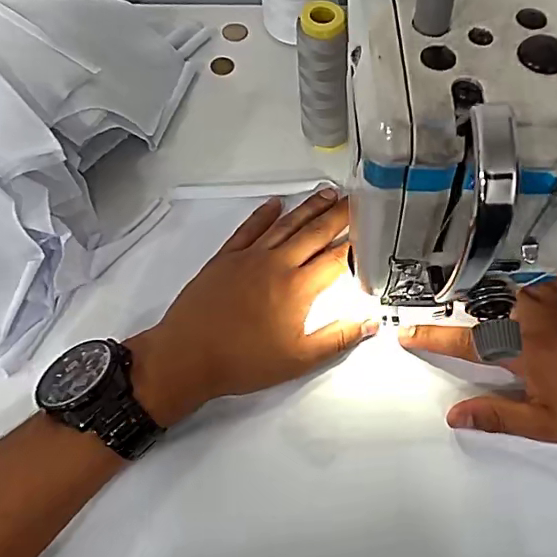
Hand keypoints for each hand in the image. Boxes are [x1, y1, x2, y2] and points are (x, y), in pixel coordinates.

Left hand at [128, 190, 375, 425]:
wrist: (186, 357)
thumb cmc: (240, 361)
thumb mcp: (298, 359)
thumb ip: (338, 338)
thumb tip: (369, 323)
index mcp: (297, 288)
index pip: (336, 259)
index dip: (356, 245)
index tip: (370, 233)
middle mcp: (276, 265)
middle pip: (315, 232)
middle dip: (338, 215)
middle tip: (355, 201)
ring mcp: (249, 257)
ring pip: (286, 225)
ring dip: (308, 208)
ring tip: (326, 194)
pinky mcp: (225, 258)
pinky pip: (249, 229)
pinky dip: (263, 215)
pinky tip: (274, 205)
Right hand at [398, 276, 556, 448]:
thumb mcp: (545, 424)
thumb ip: (496, 416)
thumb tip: (455, 415)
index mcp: (523, 348)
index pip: (465, 341)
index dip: (432, 338)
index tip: (407, 334)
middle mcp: (536, 317)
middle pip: (484, 303)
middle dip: (459, 311)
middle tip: (442, 322)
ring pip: (510, 287)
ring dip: (489, 298)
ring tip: (479, 311)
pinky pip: (538, 281)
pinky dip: (521, 286)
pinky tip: (523, 297)